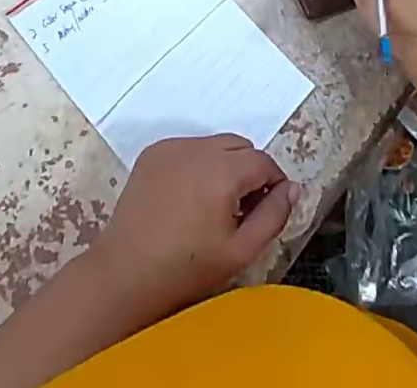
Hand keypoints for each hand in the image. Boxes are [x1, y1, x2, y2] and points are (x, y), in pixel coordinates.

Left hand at [88, 135, 298, 319]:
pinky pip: (189, 148)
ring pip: (215, 144)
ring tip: (213, 205)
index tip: (267, 209)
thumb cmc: (187, 268)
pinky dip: (198, 164)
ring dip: (224, 165)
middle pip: (240, 146)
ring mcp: (172, 147)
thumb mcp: (241, 251)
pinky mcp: (153, 152)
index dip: (273, 184)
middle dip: (249, 171)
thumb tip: (292, 188)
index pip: (263, 162)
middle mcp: (198, 148)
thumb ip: (274, 215)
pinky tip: (187, 197)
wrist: (125, 273)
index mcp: (222, 170)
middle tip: (241, 209)